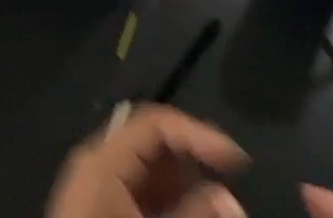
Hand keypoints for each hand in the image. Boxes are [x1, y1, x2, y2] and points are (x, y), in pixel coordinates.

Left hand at [46, 105, 250, 217]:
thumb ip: (193, 214)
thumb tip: (230, 199)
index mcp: (102, 160)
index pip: (155, 124)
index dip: (198, 133)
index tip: (235, 160)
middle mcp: (98, 165)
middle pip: (152, 143)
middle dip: (193, 161)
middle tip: (228, 181)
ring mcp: (97, 188)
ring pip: (149, 169)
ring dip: (185, 183)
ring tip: (215, 205)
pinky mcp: (102, 210)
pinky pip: (140, 192)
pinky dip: (169, 200)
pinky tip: (191, 212)